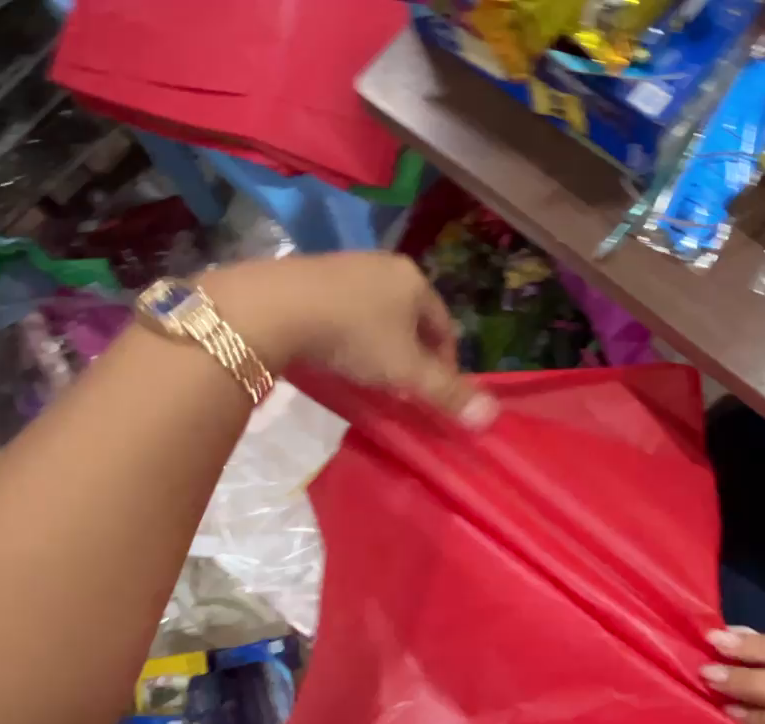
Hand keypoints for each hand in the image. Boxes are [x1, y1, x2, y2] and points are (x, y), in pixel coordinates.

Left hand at [203, 253, 494, 426]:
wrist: (273, 308)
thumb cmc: (353, 337)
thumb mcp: (406, 372)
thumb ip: (447, 394)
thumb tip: (491, 418)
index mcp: (415, 281)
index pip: (445, 328)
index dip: (447, 365)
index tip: (437, 395)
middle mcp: (384, 264)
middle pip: (412, 318)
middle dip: (414, 354)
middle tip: (405, 387)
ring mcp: (346, 265)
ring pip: (378, 312)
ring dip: (381, 343)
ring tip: (372, 374)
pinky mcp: (310, 272)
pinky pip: (345, 307)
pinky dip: (350, 332)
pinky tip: (337, 353)